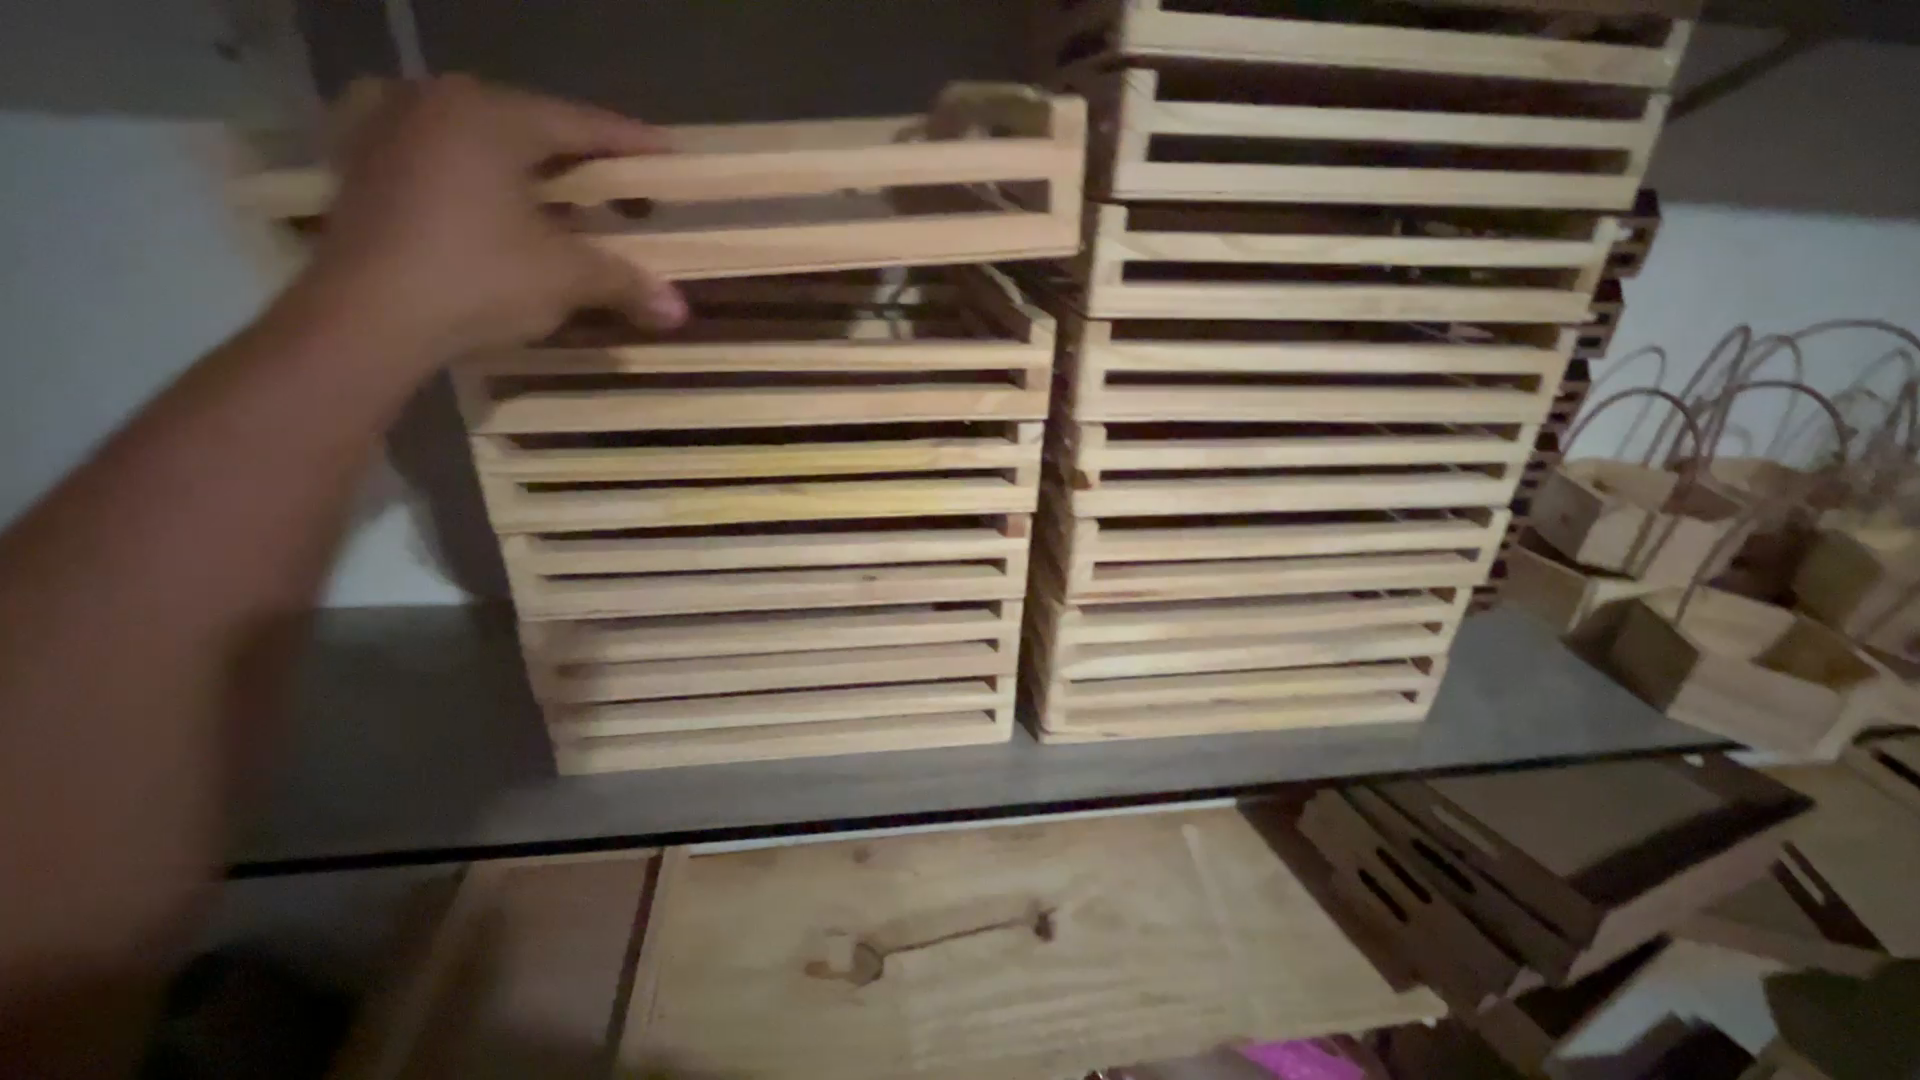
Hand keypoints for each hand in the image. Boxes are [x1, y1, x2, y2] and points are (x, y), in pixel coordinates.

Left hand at [300, 75, 686, 359]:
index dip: (632, 143)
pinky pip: (437, 157)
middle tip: (624, 187)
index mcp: (489, 115)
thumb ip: (625, 281)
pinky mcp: (361, 166)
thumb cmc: (475, 280)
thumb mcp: (565, 278)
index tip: (670, 156)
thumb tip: (680, 311)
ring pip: (480, 140)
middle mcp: (434, 103)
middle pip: (529, 126)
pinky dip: (475, 175)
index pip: (580, 123)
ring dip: (528, 169)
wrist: (364, 319)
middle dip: (581, 160)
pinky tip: (489, 195)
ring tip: (566, 199)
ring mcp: (387, 129)